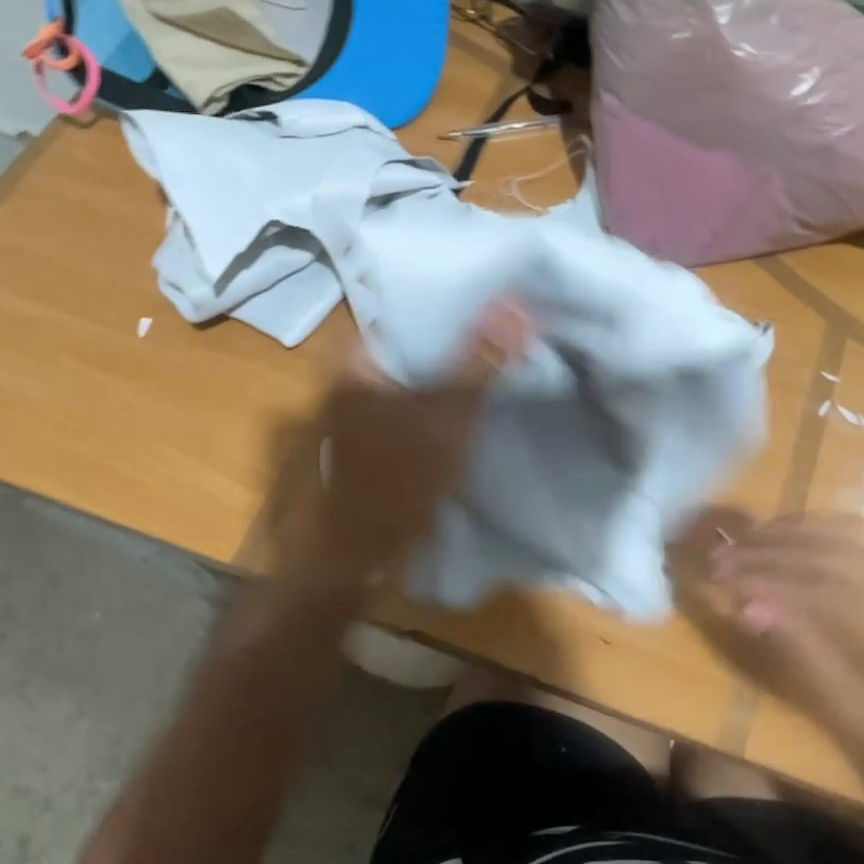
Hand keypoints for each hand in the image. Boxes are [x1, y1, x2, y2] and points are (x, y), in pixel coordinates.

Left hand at [295, 299, 529, 584]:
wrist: (349, 562)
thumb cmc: (393, 485)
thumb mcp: (448, 420)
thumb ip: (482, 362)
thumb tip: (517, 301)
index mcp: (354, 364)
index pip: (407, 313)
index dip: (453, 306)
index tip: (496, 303)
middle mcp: (346, 381)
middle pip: (411, 346)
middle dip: (455, 341)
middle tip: (505, 332)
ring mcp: (353, 414)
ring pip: (411, 379)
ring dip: (448, 374)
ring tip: (496, 362)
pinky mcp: (367, 443)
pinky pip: (409, 407)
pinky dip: (436, 404)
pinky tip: (467, 408)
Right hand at [684, 510, 863, 834]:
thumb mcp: (852, 712)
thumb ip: (801, 652)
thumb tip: (748, 607)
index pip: (808, 582)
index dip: (758, 576)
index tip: (715, 577)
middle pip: (826, 550)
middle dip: (768, 548)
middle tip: (721, 554)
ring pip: (849, 536)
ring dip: (797, 530)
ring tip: (752, 534)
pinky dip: (831, 530)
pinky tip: (807, 534)